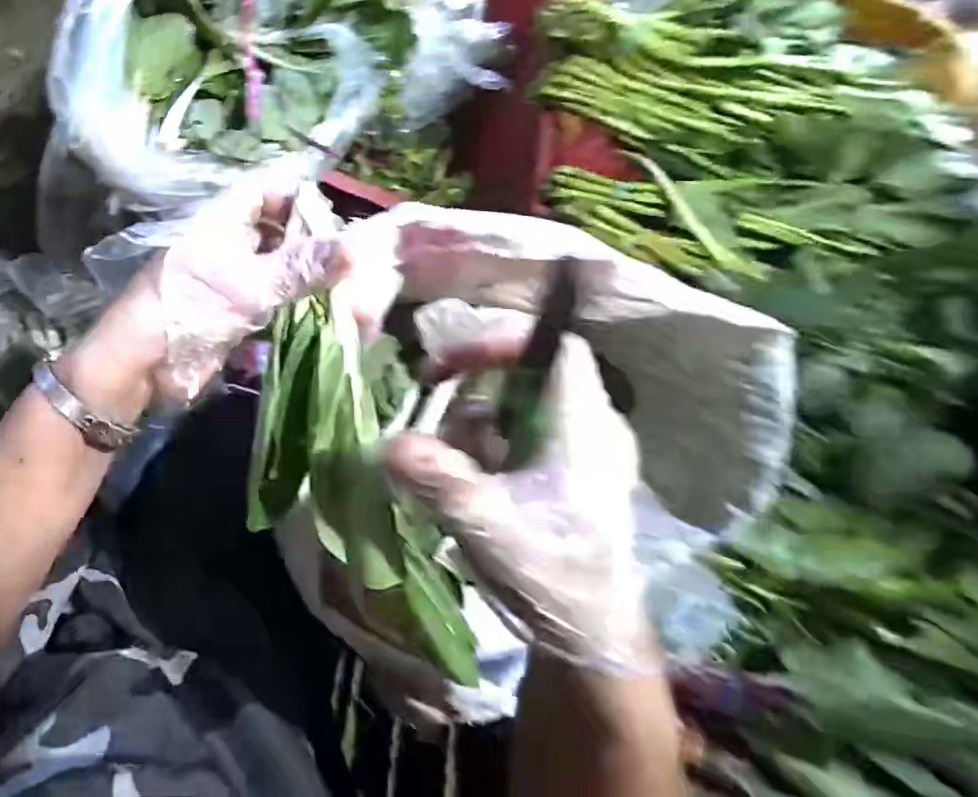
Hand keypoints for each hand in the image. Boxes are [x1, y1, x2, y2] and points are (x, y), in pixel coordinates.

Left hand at [133, 179, 344, 402]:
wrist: (143, 360)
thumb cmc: (192, 307)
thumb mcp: (251, 284)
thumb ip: (302, 267)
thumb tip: (353, 248)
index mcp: (225, 218)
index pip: (270, 189)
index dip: (302, 197)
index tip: (339, 218)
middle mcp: (230, 240)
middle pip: (277, 226)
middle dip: (311, 239)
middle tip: (352, 257)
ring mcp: (231, 274)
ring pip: (277, 263)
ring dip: (306, 273)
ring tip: (347, 284)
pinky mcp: (233, 307)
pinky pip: (271, 295)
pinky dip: (294, 300)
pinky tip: (324, 309)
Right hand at [385, 307, 657, 671]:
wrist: (590, 636)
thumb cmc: (551, 573)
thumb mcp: (485, 523)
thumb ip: (435, 478)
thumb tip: (386, 444)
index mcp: (583, 427)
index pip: (556, 348)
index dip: (502, 341)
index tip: (450, 363)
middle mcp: (591, 429)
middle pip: (526, 374)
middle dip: (472, 386)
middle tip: (430, 397)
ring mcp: (582, 452)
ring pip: (516, 405)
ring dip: (471, 421)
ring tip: (442, 456)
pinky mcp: (568, 474)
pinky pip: (517, 434)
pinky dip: (483, 443)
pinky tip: (462, 476)